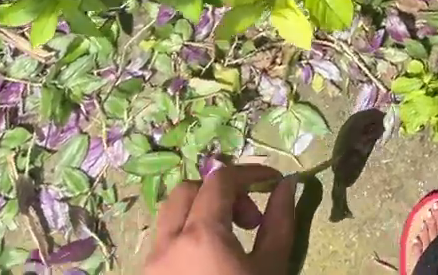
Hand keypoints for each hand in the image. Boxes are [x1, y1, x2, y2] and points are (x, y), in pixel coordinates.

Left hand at [144, 164, 296, 274]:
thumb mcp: (271, 266)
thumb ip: (280, 220)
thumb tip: (286, 184)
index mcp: (200, 235)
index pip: (221, 179)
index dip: (251, 173)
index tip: (274, 183)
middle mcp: (166, 246)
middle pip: (187, 191)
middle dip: (220, 192)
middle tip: (246, 217)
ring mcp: (151, 268)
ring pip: (170, 219)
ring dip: (200, 215)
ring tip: (228, 240)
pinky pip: (163, 247)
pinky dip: (187, 239)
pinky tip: (209, 262)